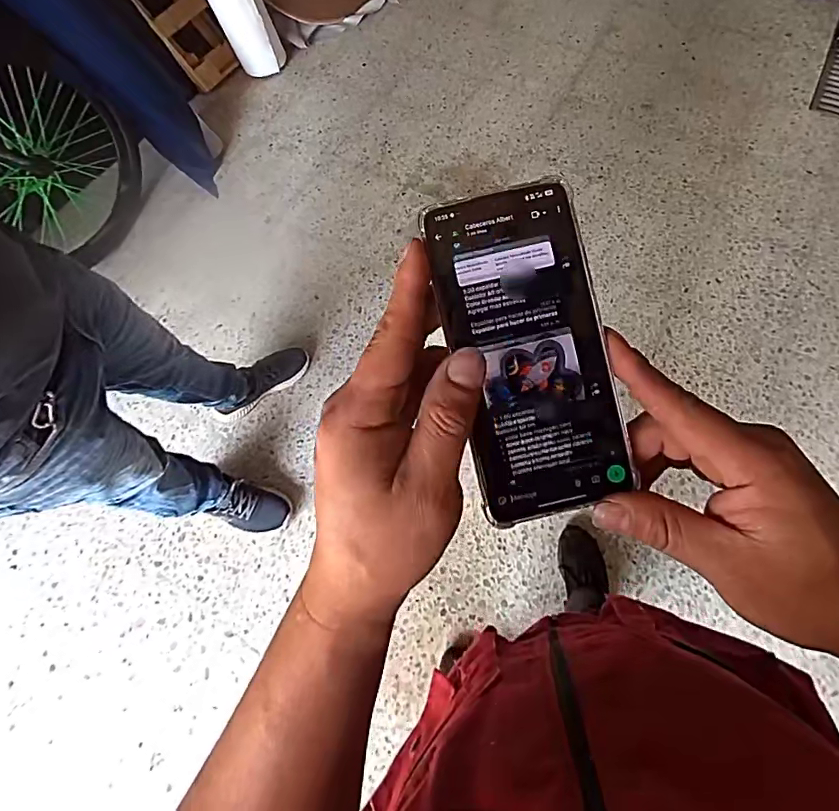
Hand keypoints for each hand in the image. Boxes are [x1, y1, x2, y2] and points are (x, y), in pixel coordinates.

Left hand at [300, 241, 484, 630]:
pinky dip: (438, 385)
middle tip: (468, 280)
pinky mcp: (375, 430)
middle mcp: (356, 406)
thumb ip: (447, 418)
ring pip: (408, 370)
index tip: (420, 250)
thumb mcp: (428, 484)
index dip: (409, 291)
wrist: (354, 587)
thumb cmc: (386, 544)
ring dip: (442, 355)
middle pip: (399, 346)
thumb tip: (467, 360)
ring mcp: (364, 417)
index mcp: (360, 413)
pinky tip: (468, 385)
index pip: (391, 340)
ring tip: (483, 334)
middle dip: (432, 311)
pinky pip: (409, 394)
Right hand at [593, 330, 838, 655]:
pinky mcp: (759, 464)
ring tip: (638, 498)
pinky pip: (703, 450)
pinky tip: (662, 492)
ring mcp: (760, 452)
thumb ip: (660, 525)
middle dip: (636, 451)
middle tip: (613, 486)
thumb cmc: (815, 589)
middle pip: (675, 425)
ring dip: (654, 462)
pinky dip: (675, 466)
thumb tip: (611, 505)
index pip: (680, 407)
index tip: (612, 344)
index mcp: (752, 460)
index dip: (638, 372)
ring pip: (686, 437)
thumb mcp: (725, 561)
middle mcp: (757, 445)